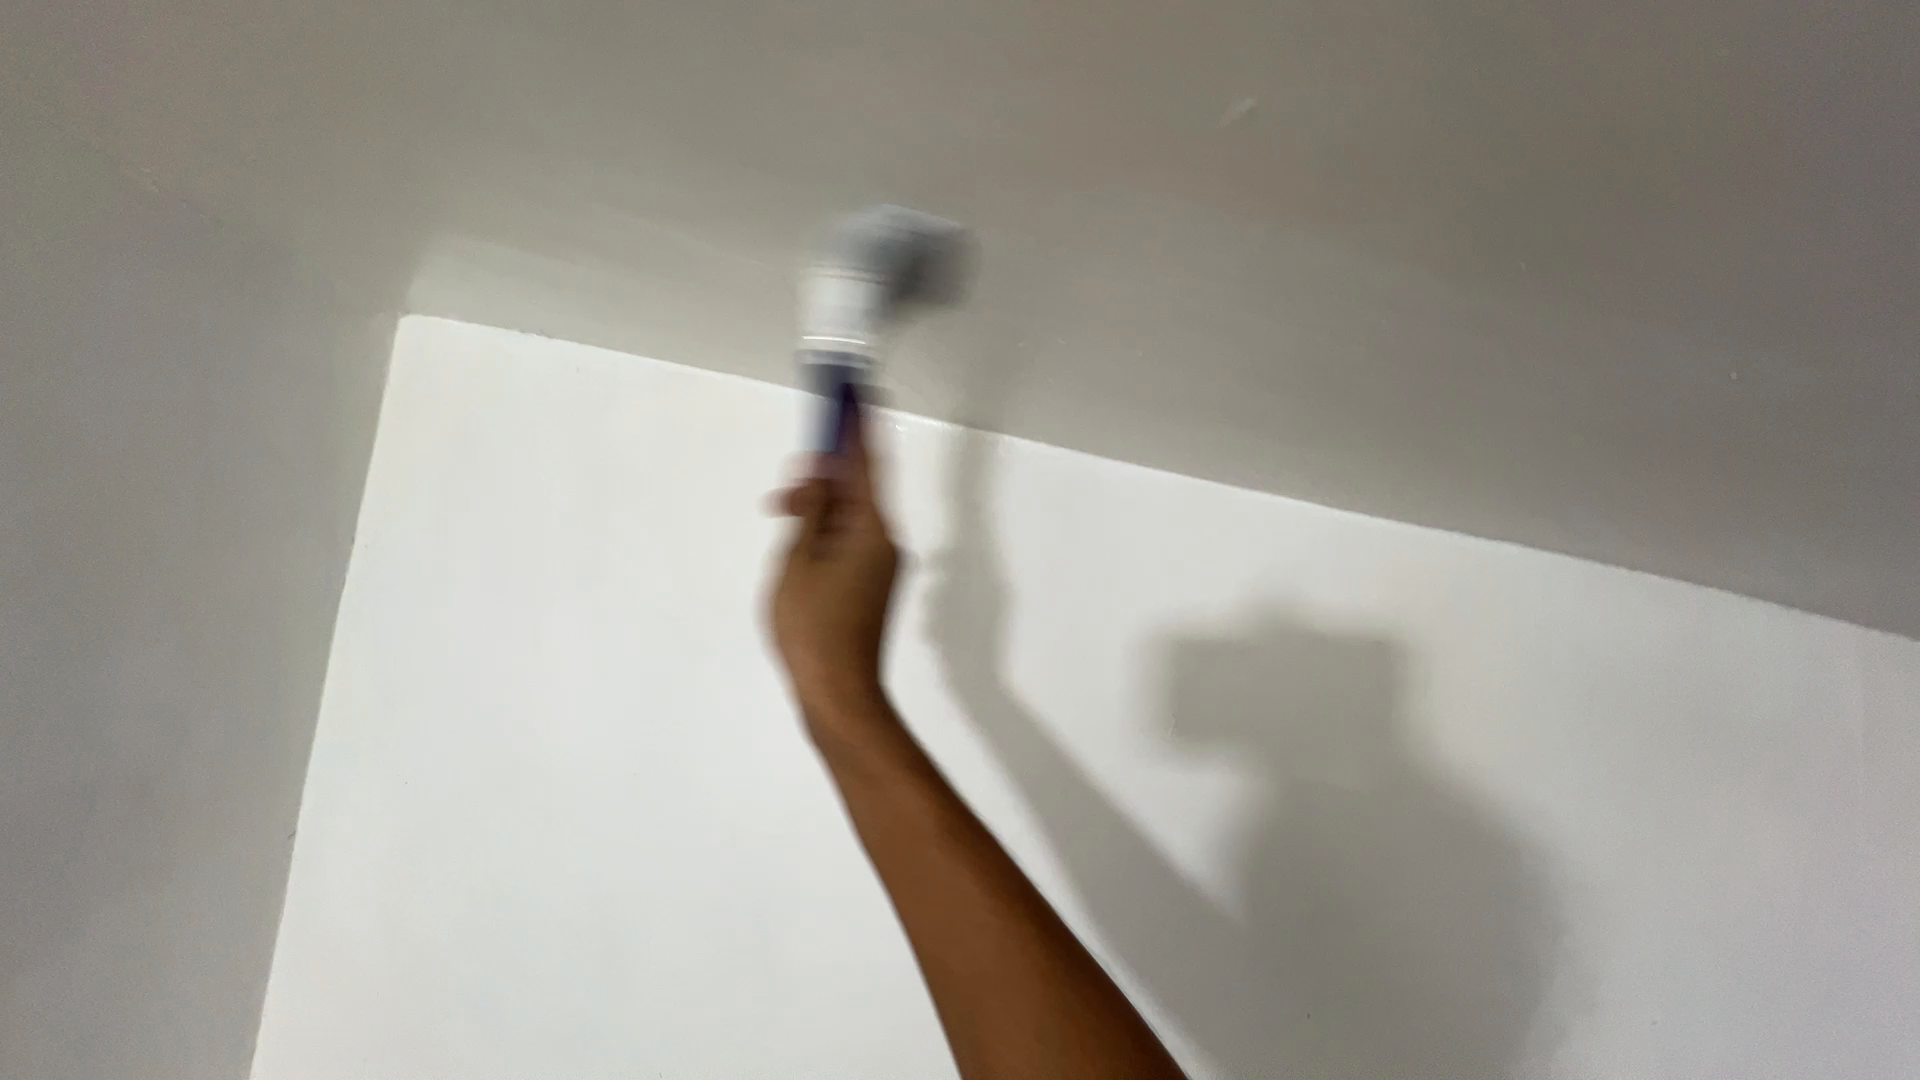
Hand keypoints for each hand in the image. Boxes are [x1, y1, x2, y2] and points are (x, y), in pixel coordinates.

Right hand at [768, 417, 902, 736]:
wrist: (838, 692)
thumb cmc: (812, 625)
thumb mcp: (798, 560)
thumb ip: (809, 511)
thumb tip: (817, 475)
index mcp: (872, 528)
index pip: (867, 461)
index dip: (859, 423)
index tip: (858, 390)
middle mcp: (886, 541)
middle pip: (857, 490)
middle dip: (821, 479)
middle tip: (781, 494)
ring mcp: (882, 565)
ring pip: (850, 519)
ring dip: (818, 510)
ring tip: (779, 521)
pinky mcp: (871, 585)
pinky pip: (849, 543)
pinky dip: (824, 534)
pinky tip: (798, 547)